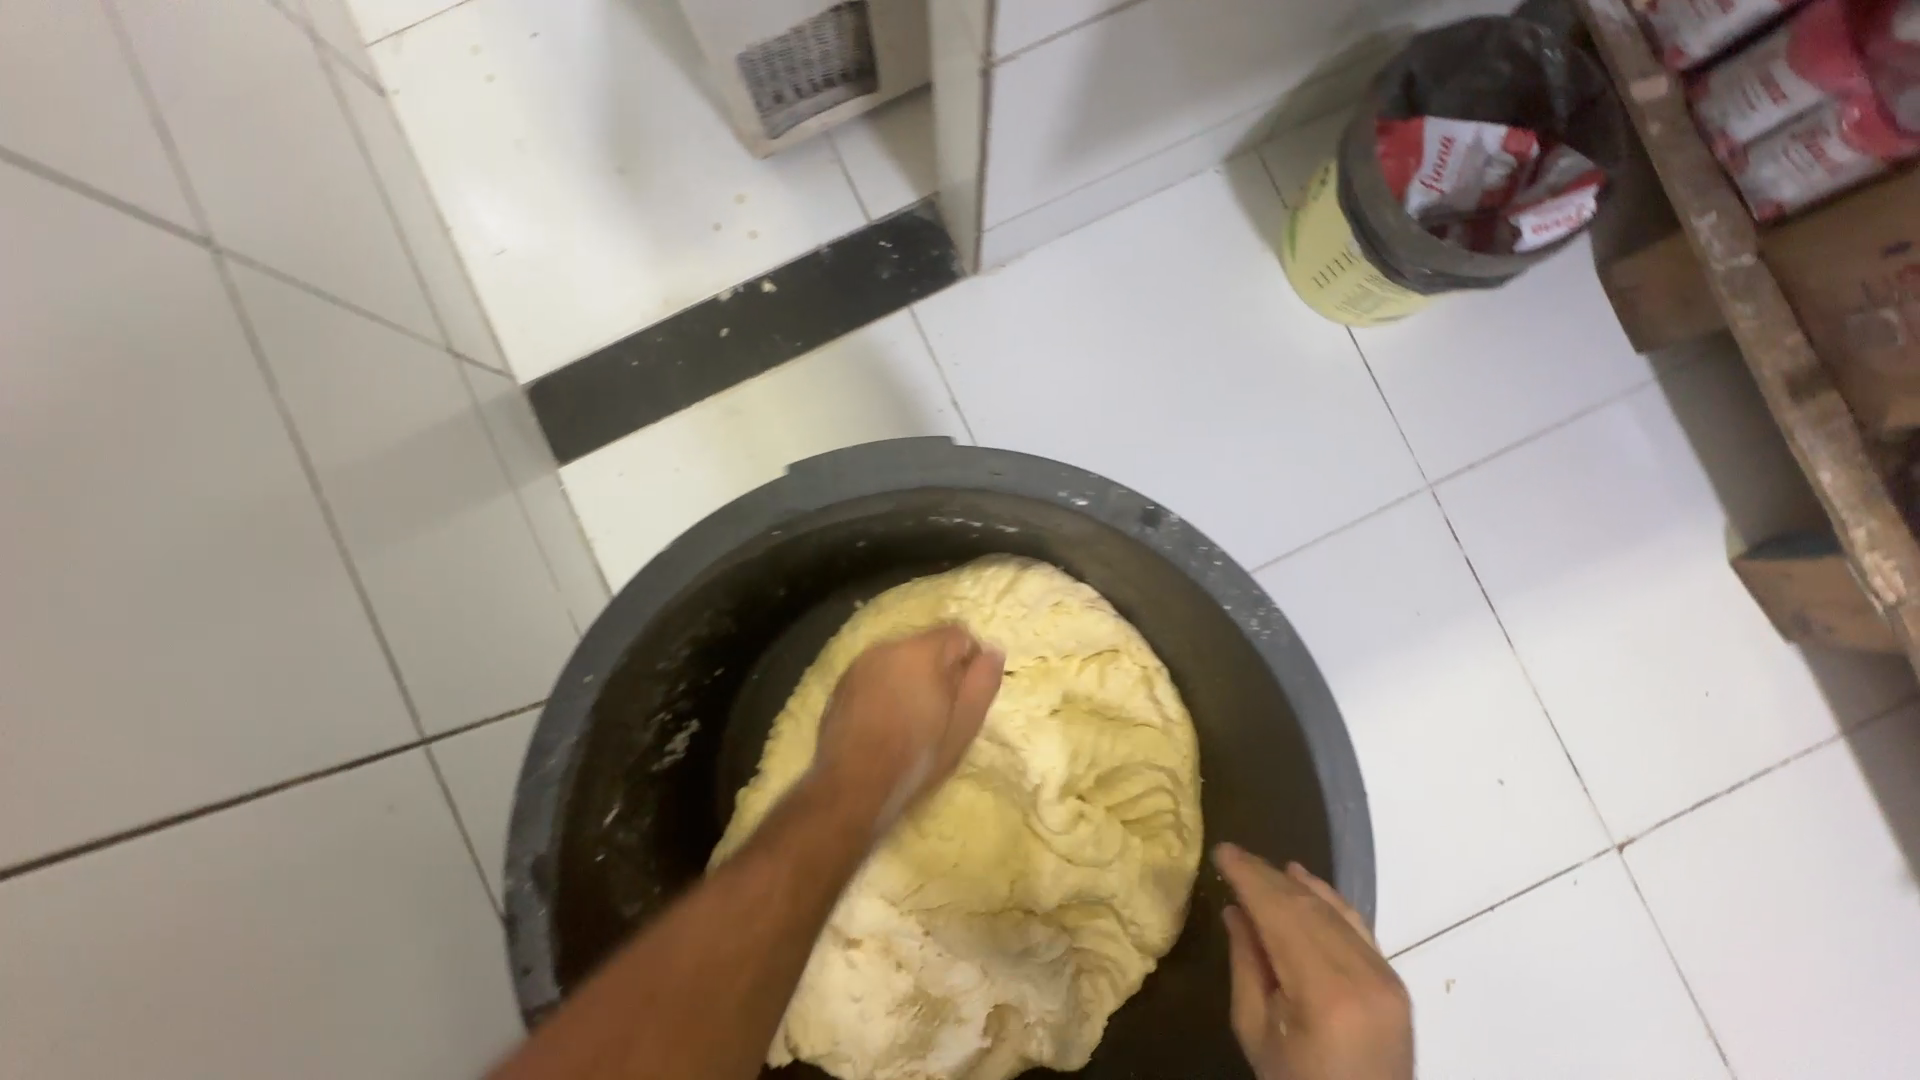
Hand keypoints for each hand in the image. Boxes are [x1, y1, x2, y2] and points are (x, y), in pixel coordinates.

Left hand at [810, 624, 1004, 830]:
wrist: (852, 785)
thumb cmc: (915, 757)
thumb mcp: (963, 726)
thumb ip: (982, 683)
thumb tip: (993, 651)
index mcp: (922, 652)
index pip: (959, 634)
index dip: (971, 659)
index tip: (969, 692)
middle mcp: (888, 647)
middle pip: (927, 645)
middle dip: (941, 669)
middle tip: (943, 710)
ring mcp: (860, 663)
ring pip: (900, 659)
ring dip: (912, 677)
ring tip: (913, 718)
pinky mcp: (842, 682)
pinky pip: (876, 673)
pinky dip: (888, 687)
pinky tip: (886, 720)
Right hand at [1214, 843, 1412, 1079]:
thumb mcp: (1256, 1031)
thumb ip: (1247, 965)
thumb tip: (1237, 910)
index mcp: (1324, 991)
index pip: (1280, 913)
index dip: (1249, 878)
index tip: (1222, 852)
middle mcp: (1362, 973)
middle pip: (1307, 907)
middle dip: (1266, 876)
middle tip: (1233, 855)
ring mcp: (1384, 976)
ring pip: (1332, 910)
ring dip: (1294, 884)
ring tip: (1261, 866)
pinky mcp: (1394, 981)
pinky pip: (1356, 926)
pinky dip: (1328, 900)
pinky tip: (1305, 882)